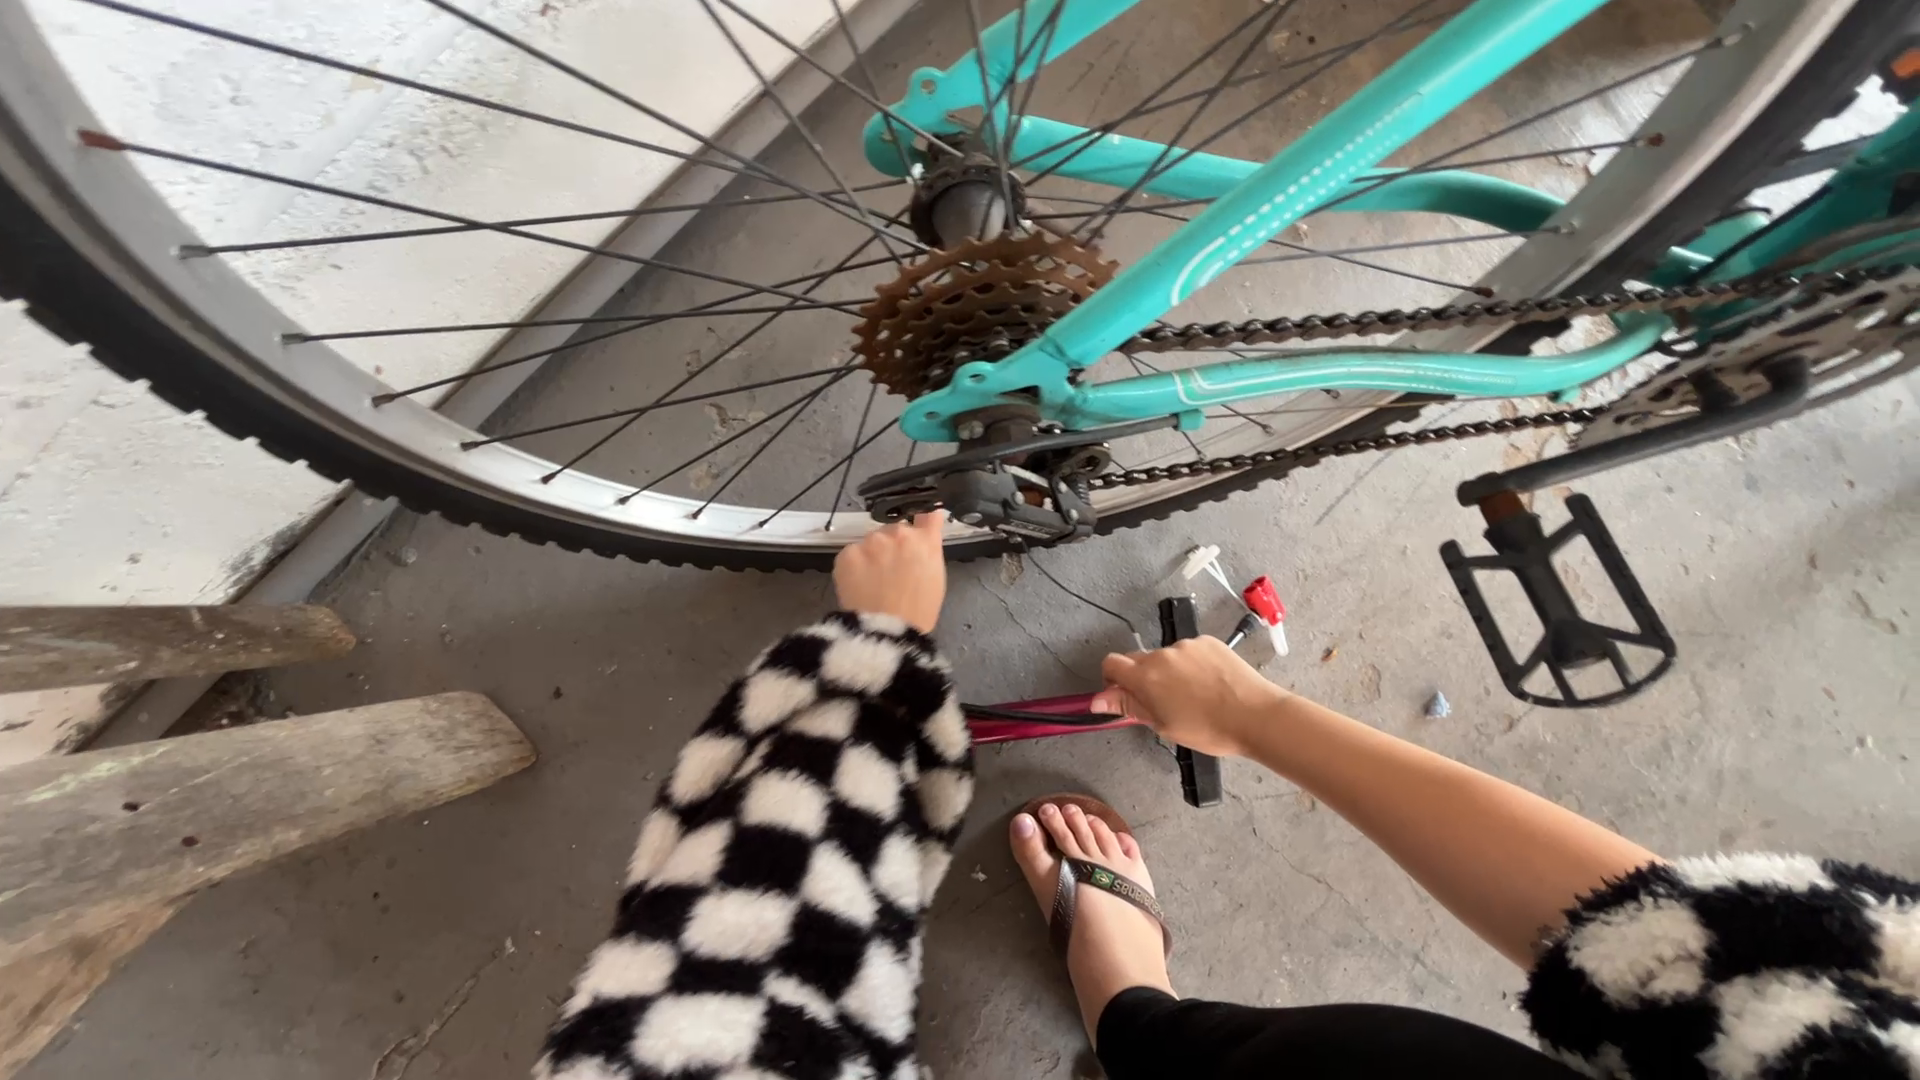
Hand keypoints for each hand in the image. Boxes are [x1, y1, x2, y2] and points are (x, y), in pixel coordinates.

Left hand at [832, 511, 947, 633]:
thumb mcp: (936, 579)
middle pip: (894, 531)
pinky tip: (860, 586)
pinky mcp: (848, 553)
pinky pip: (851, 554)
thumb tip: (932, 521)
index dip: (920, 522)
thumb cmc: (917, 612)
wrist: (886, 632)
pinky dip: (854, 567)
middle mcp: (899, 534)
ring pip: (870, 541)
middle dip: (892, 545)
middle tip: (892, 572)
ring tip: (874, 583)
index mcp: (925, 541)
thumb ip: (931, 548)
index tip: (918, 527)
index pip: (926, 516)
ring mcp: (872, 542)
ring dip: (872, 555)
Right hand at [1091, 636, 1289, 756]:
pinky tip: (1208, 683)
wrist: (1255, 716)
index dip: (1112, 679)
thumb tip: (1099, 699)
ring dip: (1169, 671)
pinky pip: (1189, 651)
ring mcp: (1186, 645)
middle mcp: (1162, 655)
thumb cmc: (1210, 728)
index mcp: (1145, 677)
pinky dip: (1192, 664)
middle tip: (1162, 702)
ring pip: (1165, 656)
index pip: (1111, 664)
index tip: (1123, 693)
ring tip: (1193, 695)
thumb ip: (1129, 707)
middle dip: (1142, 678)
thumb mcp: (1163, 725)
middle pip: (1138, 659)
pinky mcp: (1207, 642)